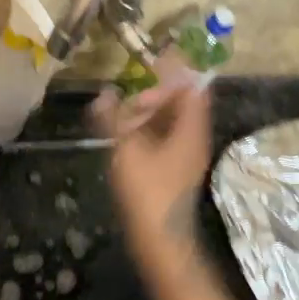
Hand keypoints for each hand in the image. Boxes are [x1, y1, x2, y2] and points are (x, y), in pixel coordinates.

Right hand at [92, 84, 212, 272]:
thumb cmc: (147, 193)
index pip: (191, 87)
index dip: (175, 71)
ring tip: (123, 116)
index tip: (152, 60)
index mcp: (191, 129)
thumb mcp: (126, 151)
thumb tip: (103, 93)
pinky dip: (149, 130)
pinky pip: (166, 138)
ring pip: (173, 122)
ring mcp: (187, 155)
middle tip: (129, 97)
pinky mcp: (176, 169)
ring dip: (150, 113)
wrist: (161, 239)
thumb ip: (112, 120)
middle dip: (156, 94)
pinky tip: (126, 136)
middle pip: (182, 103)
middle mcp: (195, 138)